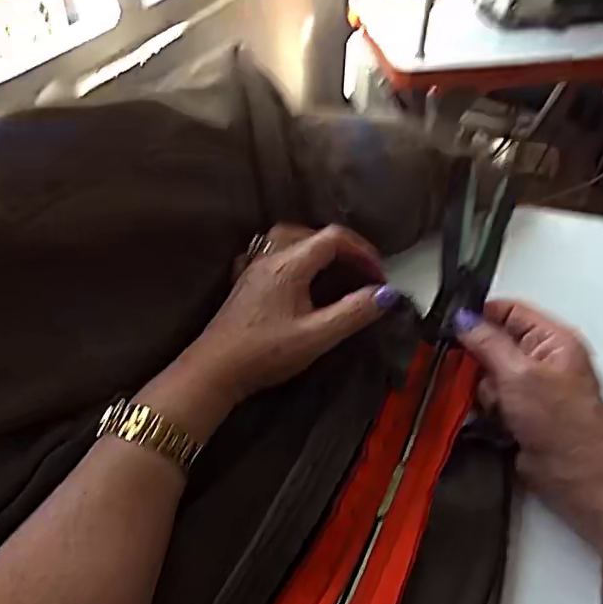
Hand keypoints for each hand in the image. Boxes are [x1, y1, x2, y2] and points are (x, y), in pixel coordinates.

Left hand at [147, 224, 399, 436]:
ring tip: (336, 270)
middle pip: (312, 233)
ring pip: (290, 239)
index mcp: (289, 264)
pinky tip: (298, 276)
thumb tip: (387, 294)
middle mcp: (270, 257)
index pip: (333, 238)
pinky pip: (273, 253)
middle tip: (362, 272)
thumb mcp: (316, 337)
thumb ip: (353, 313)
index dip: (363, 252)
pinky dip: (295, 256)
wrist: (215, 370)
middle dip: (344, 248)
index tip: (380, 277)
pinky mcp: (245, 283)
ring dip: (318, 247)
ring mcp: (253, 268)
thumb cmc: (265, 353)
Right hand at [453, 300, 602, 506]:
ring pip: (487, 376)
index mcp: (553, 341)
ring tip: (499, 407)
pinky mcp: (519, 414)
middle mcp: (543, 362)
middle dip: (480, 363)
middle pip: (493, 345)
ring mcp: (530, 389)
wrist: (575, 475)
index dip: (481, 316)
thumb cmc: (566, 426)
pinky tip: (496, 420)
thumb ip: (488, 343)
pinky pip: (490, 401)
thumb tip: (465, 320)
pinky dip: (486, 410)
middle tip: (480, 376)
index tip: (455, 327)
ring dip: (484, 392)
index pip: (510, 312)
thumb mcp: (520, 374)